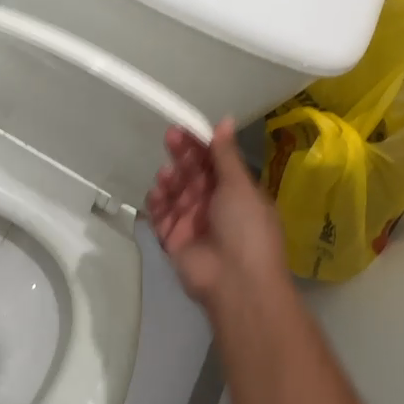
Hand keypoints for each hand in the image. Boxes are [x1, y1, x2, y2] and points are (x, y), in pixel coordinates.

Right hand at [146, 118, 286, 311]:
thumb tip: (225, 120)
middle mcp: (214, 205)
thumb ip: (226, 155)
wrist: (236, 283)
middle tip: (171, 137)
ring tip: (168, 174)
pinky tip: (157, 192)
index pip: (214, 162)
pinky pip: (160, 215)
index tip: (185, 127)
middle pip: (193, 173)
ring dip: (170, 179)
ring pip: (175, 192)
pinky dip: (157, 202)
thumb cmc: (246, 229)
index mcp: (236, 193)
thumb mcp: (240, 187)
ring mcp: (192, 222)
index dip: (200, 144)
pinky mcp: (173, 239)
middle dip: (182, 155)